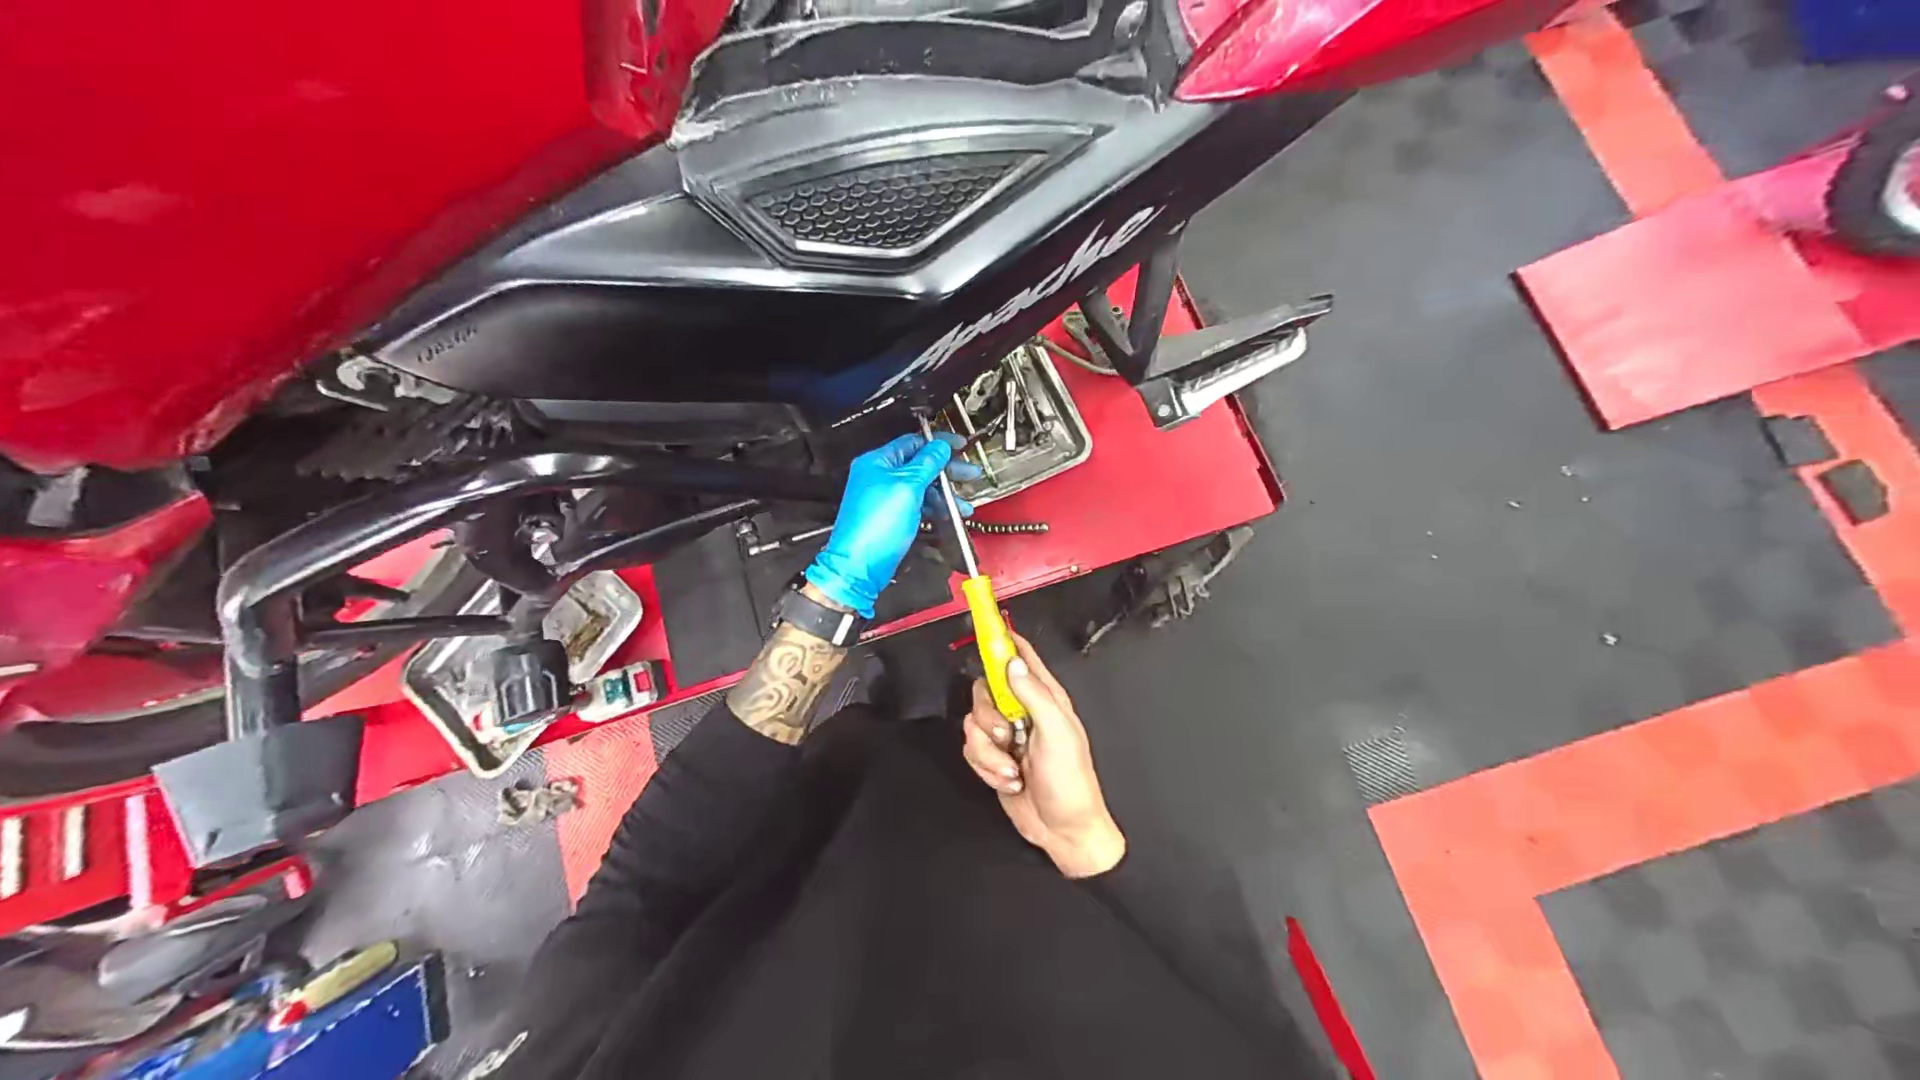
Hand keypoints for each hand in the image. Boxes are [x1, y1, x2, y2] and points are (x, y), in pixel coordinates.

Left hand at [805, 432, 979, 617]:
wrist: (859, 566)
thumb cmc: (876, 526)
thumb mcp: (907, 487)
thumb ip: (926, 464)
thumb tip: (939, 446)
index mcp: (878, 462)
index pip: (912, 442)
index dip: (938, 443)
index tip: (961, 445)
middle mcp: (880, 477)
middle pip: (920, 465)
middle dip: (947, 470)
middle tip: (970, 474)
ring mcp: (886, 498)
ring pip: (922, 487)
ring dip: (946, 494)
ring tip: (964, 504)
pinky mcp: (892, 517)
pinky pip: (919, 505)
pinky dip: (936, 508)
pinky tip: (952, 514)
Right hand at [962, 634, 1125, 878]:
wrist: (1062, 830)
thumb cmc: (1071, 781)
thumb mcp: (1057, 733)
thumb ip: (1034, 696)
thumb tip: (1013, 663)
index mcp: (1046, 698)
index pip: (1021, 657)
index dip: (1003, 640)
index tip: (984, 627)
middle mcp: (1024, 711)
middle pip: (985, 689)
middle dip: (988, 715)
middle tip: (1007, 734)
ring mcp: (1007, 735)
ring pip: (973, 722)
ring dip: (989, 752)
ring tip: (1012, 769)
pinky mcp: (992, 757)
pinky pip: (971, 748)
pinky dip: (985, 767)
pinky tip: (1008, 780)